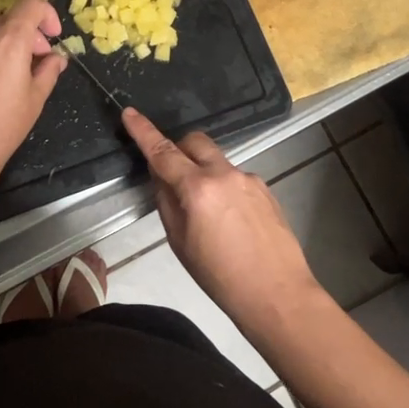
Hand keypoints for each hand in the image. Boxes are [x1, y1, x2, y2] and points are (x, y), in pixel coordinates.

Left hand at [0, 0, 65, 202]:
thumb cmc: (2, 126)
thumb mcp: (35, 99)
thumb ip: (49, 70)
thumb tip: (56, 58)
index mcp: (9, 38)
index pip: (30, 4)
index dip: (46, 14)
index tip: (53, 36)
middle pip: (10, 18)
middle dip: (27, 33)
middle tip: (36, 60)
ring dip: (5, 41)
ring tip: (11, 70)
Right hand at [122, 107, 324, 328]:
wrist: (278, 294)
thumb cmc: (221, 277)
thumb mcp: (180, 243)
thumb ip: (168, 203)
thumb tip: (162, 178)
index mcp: (198, 189)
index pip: (163, 152)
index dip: (143, 131)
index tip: (130, 113)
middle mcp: (224, 174)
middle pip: (195, 142)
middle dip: (179, 150)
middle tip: (173, 176)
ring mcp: (249, 179)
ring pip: (217, 162)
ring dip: (204, 174)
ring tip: (208, 215)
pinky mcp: (265, 190)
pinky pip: (236, 179)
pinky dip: (225, 189)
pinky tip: (232, 223)